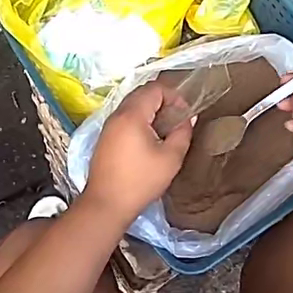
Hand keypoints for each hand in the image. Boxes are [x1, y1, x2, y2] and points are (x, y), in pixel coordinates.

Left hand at [82, 81, 192, 219]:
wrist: (106, 204)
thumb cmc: (141, 181)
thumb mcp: (171, 158)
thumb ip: (182, 133)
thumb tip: (188, 118)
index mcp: (132, 115)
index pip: (154, 88)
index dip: (174, 96)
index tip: (185, 113)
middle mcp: (117, 115)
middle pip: (141, 93)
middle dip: (163, 101)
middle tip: (177, 119)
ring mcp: (108, 126)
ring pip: (132, 106)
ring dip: (151, 111)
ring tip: (165, 130)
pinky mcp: (105, 138)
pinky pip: (124, 119)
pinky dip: (140, 121)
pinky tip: (149, 140)